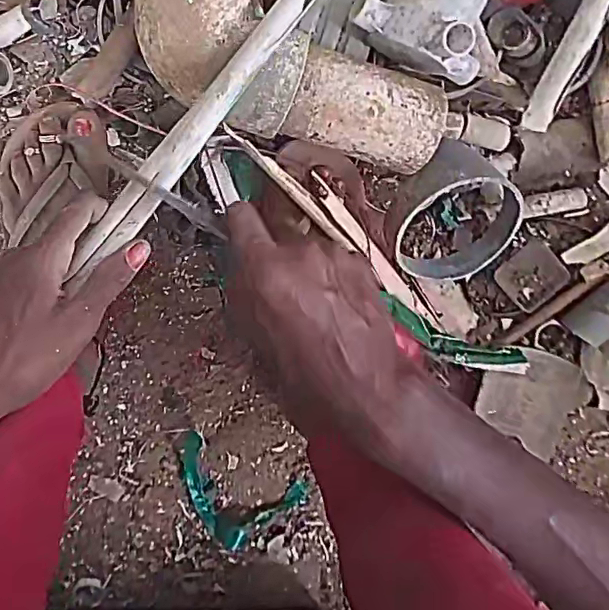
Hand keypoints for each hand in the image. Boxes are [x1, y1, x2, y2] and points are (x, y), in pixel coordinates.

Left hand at [0, 195, 148, 491]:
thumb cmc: (17, 362)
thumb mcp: (77, 323)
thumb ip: (108, 281)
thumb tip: (137, 248)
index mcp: (41, 256)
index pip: (78, 209)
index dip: (105, 211)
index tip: (124, 227)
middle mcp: (19, 257)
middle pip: (65, 235)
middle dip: (92, 252)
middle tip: (106, 285)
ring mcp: (4, 275)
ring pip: (49, 259)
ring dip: (72, 274)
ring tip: (80, 314)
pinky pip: (33, 277)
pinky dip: (52, 288)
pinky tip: (52, 324)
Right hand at [223, 202, 424, 451]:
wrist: (371, 395)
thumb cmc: (310, 382)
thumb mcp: (252, 342)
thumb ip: (242, 295)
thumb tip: (239, 276)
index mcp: (263, 268)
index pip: (239, 214)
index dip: (236, 224)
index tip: (237, 232)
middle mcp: (300, 251)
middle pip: (275, 227)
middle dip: (270, 249)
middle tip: (271, 281)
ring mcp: (334, 254)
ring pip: (306, 244)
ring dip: (302, 263)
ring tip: (308, 302)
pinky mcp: (361, 263)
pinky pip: (333, 258)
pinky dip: (329, 274)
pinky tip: (333, 306)